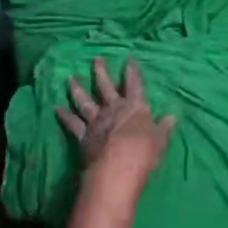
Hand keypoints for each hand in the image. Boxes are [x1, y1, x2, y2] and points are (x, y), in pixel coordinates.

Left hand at [57, 57, 175, 199]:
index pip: (133, 85)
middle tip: (95, 59)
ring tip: (70, 78)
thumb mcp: (160, 139)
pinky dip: (64, 115)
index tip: (128, 59)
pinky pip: (72, 123)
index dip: (131, 71)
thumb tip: (172, 116)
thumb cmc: (143, 152)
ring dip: (77, 89)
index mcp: (134, 107)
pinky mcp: (83, 136)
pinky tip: (56, 108)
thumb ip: (163, 127)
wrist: (117, 168)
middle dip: (101, 72)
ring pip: (84, 102)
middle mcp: (113, 109)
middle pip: (105, 87)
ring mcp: (96, 122)